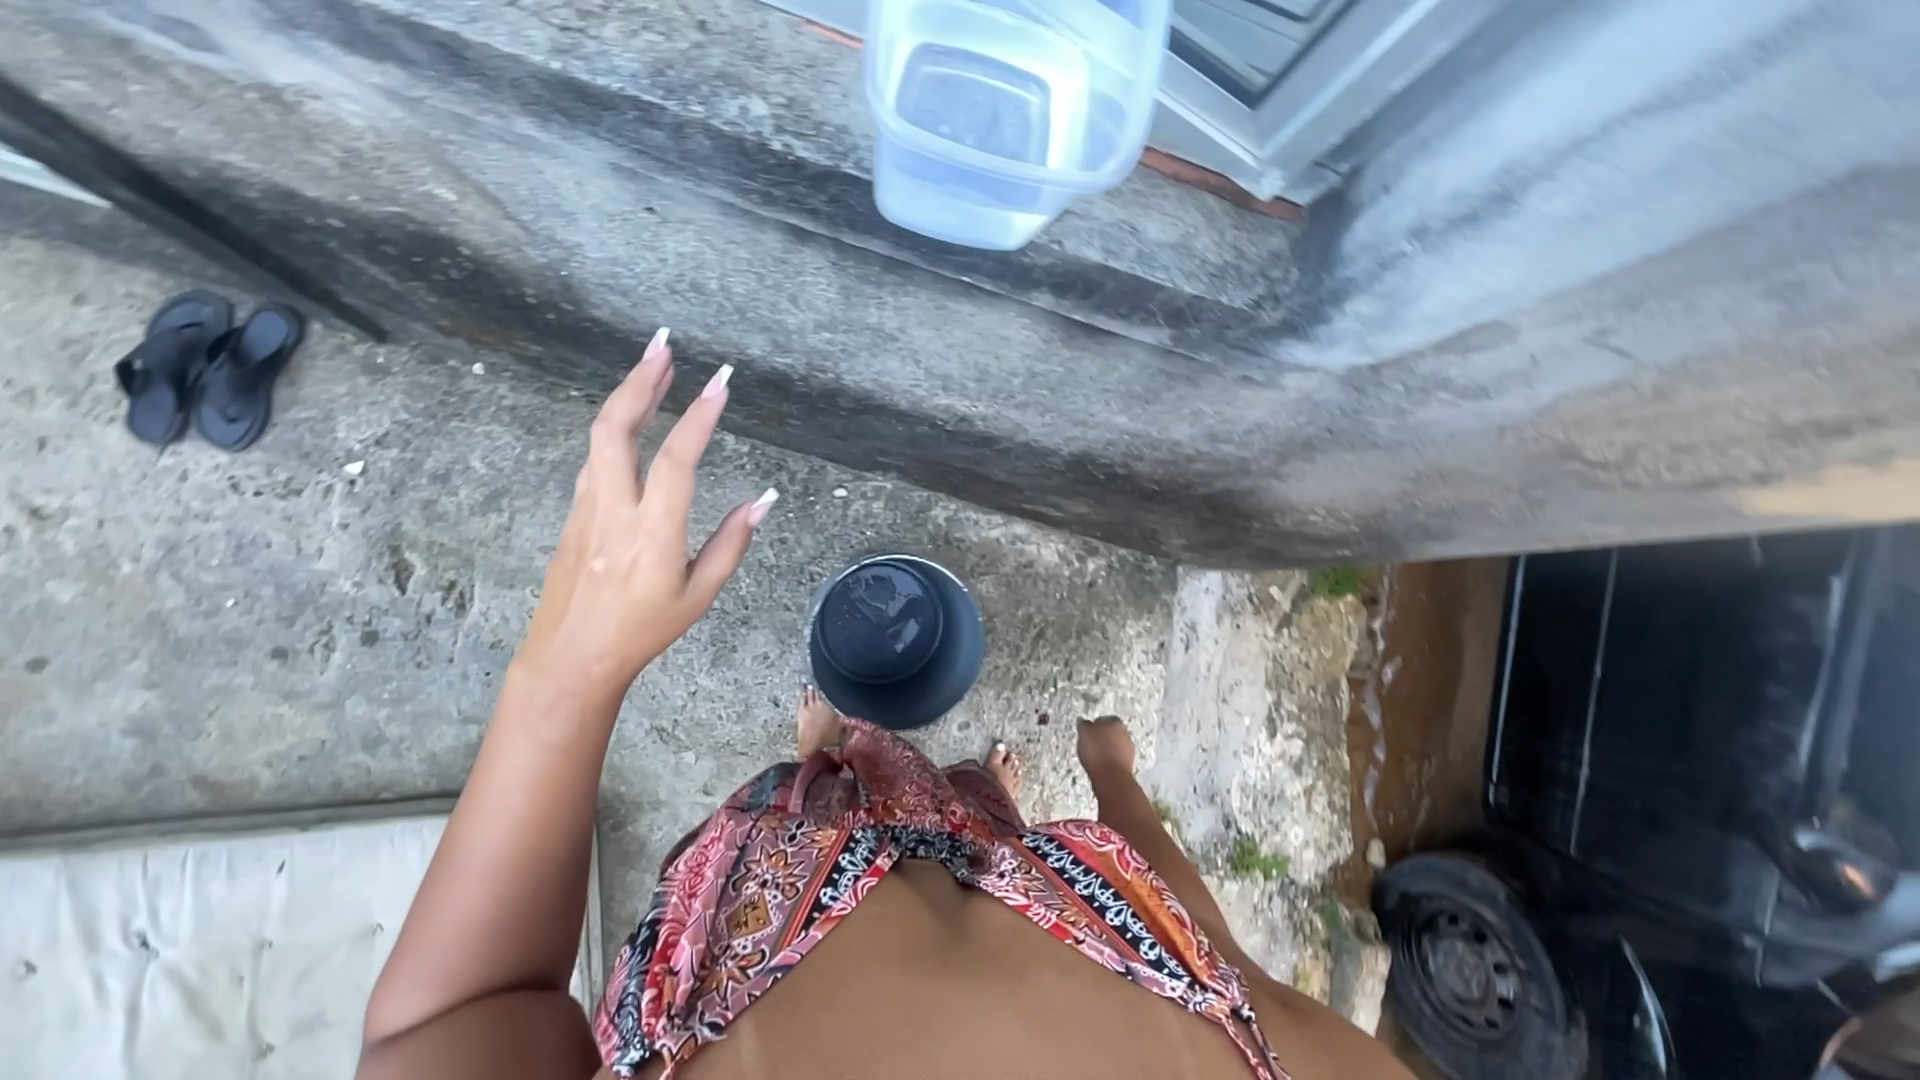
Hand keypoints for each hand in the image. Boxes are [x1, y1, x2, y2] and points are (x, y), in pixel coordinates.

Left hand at [515, 328, 776, 698]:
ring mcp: (585, 508)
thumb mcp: (700, 596)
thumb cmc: (643, 631)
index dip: (699, 417)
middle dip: (640, 380)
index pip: (677, 461)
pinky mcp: (572, 514)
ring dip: (626, 398)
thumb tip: (763, 501)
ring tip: (655, 369)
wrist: (571, 657)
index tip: (721, 382)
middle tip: (664, 345)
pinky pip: (594, 459)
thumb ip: (731, 544)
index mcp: (651, 533)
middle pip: (615, 428)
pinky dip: (615, 429)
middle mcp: (613, 511)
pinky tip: (632, 423)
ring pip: (598, 438)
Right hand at [1076, 716, 1135, 780]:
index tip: (1087, 729)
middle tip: (1090, 742)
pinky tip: (1099, 764)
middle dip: (1102, 737)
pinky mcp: (1127, 765)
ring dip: (1106, 749)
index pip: (1105, 719)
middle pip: (1112, 732)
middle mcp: (1125, 734)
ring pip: (1115, 745)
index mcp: (1115, 722)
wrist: (1109, 776)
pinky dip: (1109, 760)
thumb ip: (1083, 725)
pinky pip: (1116, 758)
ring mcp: (1128, 750)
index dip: (1095, 724)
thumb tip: (1082, 721)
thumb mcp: (1083, 733)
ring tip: (1093, 755)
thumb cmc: (1097, 752)